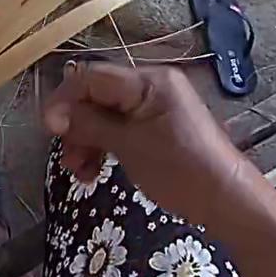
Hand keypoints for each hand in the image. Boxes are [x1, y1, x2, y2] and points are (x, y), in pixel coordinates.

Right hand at [39, 61, 264, 229]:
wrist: (227, 199)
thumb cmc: (179, 171)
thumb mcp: (128, 147)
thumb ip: (90, 124)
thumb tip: (53, 114)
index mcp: (148, 80)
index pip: (92, 76)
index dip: (65, 99)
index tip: (49, 129)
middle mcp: (151, 83)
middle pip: (97, 94)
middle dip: (77, 125)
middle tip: (68, 158)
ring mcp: (155, 103)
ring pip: (105, 112)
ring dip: (88, 139)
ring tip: (82, 172)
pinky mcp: (157, 123)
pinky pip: (121, 125)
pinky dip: (105, 144)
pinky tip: (96, 169)